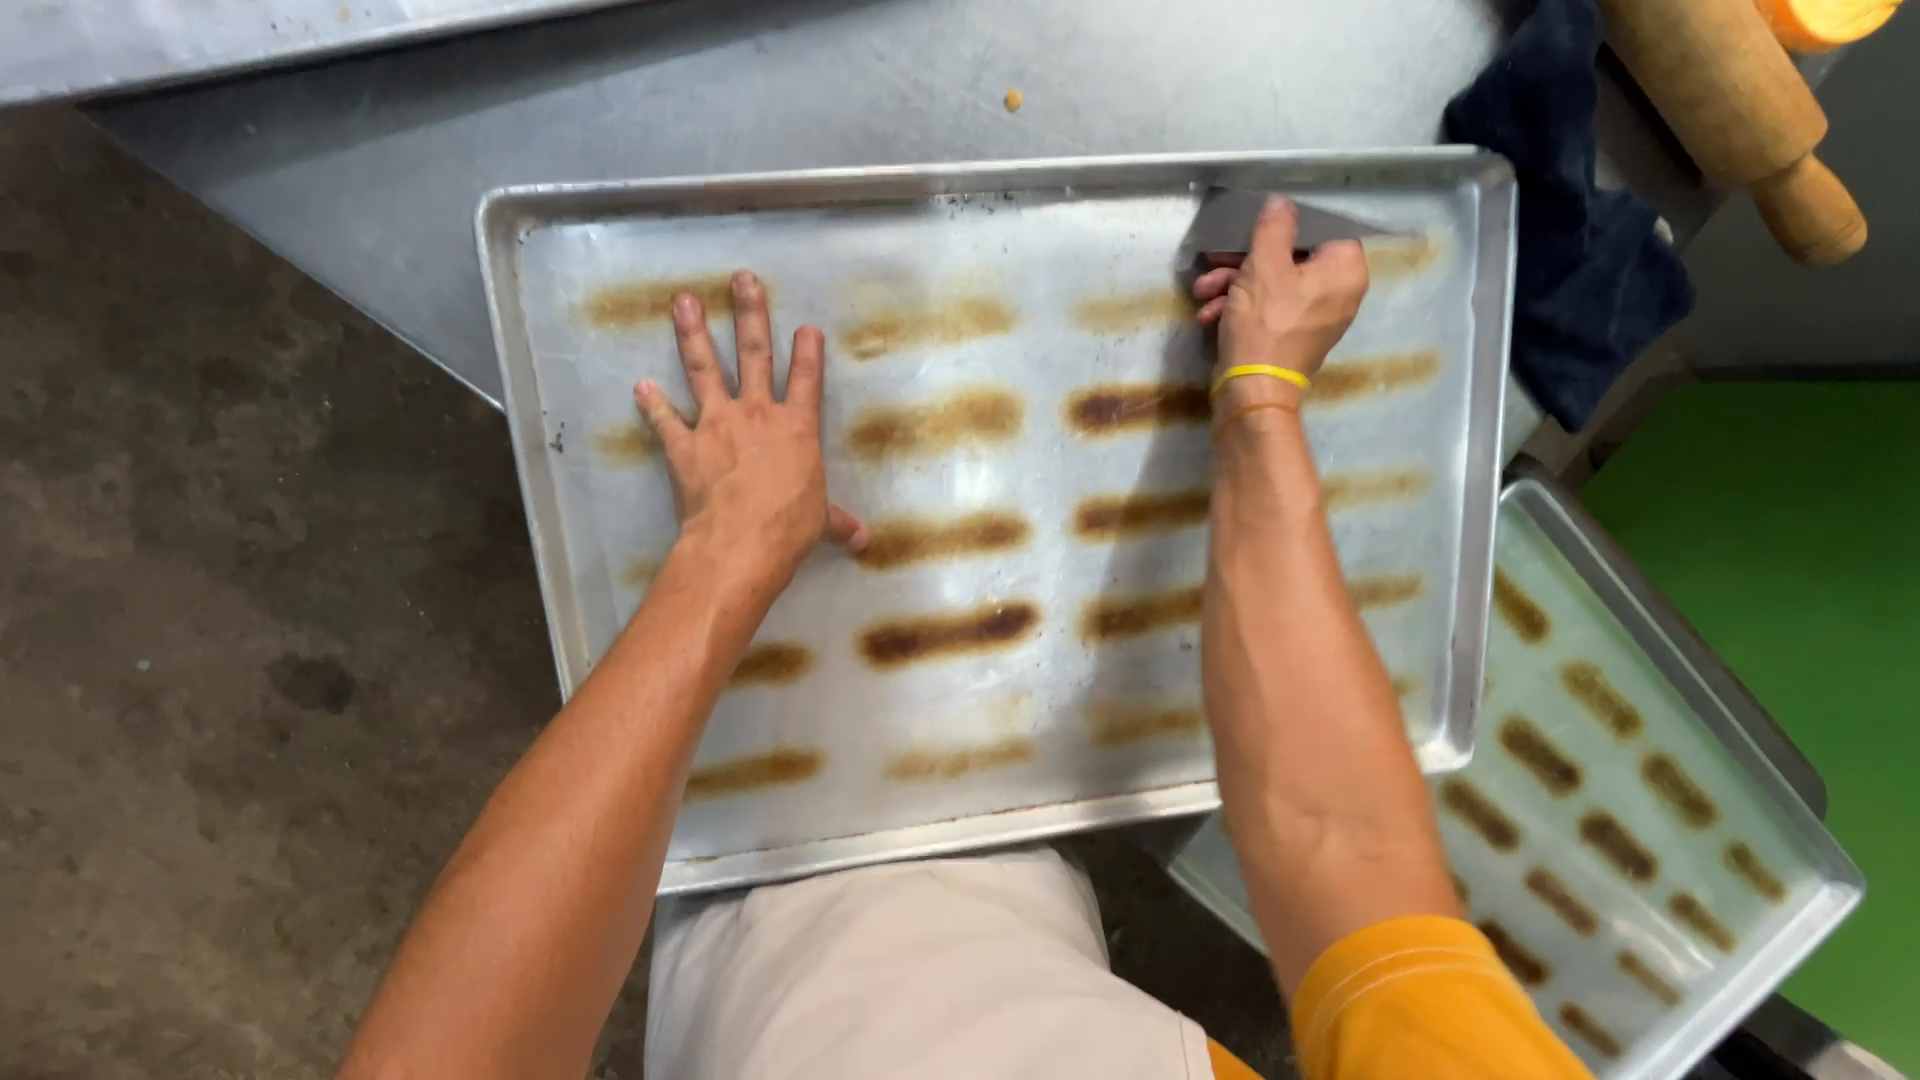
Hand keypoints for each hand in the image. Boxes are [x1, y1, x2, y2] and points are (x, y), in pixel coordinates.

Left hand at [634, 270, 866, 590]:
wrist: (741, 542)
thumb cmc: (790, 527)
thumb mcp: (821, 522)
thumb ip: (839, 522)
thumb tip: (864, 540)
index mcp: (798, 428)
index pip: (807, 380)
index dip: (809, 352)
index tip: (807, 327)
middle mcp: (758, 415)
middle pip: (755, 355)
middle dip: (750, 314)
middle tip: (742, 279)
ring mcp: (717, 425)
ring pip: (704, 370)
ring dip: (692, 335)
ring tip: (683, 301)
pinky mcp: (684, 446)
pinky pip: (665, 421)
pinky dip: (652, 405)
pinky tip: (640, 386)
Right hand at [1192, 197, 1369, 386]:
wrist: (1252, 390)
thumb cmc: (1264, 324)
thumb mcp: (1262, 267)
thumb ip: (1274, 228)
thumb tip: (1281, 202)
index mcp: (1344, 270)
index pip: (1321, 229)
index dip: (1283, 227)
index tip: (1250, 231)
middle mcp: (1338, 292)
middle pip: (1291, 258)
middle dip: (1244, 262)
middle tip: (1214, 262)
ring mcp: (1315, 318)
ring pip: (1273, 286)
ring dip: (1233, 286)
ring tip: (1203, 293)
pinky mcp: (1292, 337)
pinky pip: (1269, 311)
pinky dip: (1240, 309)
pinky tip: (1210, 317)